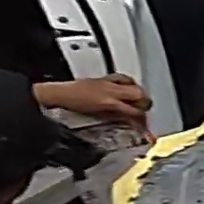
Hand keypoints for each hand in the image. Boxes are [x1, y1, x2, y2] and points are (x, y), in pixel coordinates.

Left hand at [34, 75, 150, 123]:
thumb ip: (118, 118)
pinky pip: (124, 78)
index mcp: (110, 103)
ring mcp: (109, 82)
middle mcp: (112, 91)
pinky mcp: (104, 78)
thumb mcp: (99, 116)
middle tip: (143, 112)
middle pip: (141, 95)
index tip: (143, 126)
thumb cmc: (74, 107)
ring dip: (139, 94)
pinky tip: (128, 88)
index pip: (136, 111)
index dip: (142, 120)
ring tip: (137, 101)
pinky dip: (129, 83)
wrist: (58, 94)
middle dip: (145, 104)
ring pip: (135, 85)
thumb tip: (131, 122)